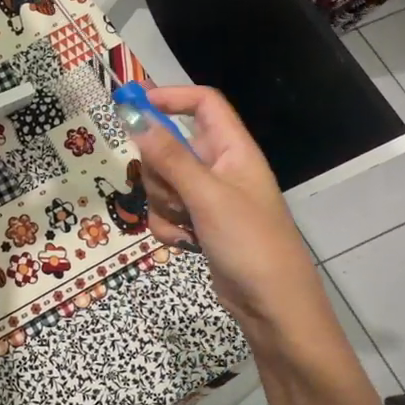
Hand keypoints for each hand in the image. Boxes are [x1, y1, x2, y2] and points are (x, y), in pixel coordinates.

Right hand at [130, 86, 327, 334]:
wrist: (272, 306)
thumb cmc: (250, 243)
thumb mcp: (207, 196)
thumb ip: (170, 157)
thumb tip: (136, 117)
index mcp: (233, 149)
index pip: (203, 103)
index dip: (169, 98)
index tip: (132, 108)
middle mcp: (220, 168)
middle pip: (170, 146)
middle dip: (158, 170)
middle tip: (171, 191)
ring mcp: (207, 198)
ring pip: (161, 183)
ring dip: (163, 204)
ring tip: (187, 226)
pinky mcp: (198, 224)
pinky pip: (165, 213)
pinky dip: (168, 227)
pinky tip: (187, 245)